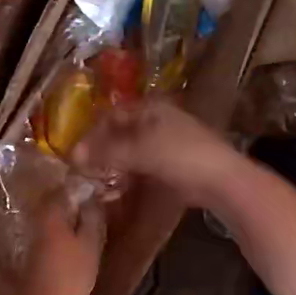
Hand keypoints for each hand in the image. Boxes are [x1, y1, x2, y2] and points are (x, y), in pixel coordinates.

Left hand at [20, 191, 106, 294]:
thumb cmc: (71, 274)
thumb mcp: (89, 243)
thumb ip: (92, 217)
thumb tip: (92, 197)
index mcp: (51, 213)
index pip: (63, 188)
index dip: (81, 185)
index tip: (99, 186)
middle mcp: (38, 222)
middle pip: (57, 203)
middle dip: (76, 201)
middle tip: (99, 202)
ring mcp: (35, 239)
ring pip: (55, 219)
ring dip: (71, 217)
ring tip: (93, 220)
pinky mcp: (36, 256)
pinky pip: (53, 234)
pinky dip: (66, 232)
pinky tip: (80, 240)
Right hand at [72, 100, 243, 203]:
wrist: (222, 180)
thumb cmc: (180, 155)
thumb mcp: (139, 151)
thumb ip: (106, 151)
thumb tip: (74, 153)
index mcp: (150, 108)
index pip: (112, 114)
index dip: (93, 132)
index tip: (75, 152)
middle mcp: (155, 120)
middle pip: (120, 132)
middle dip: (101, 149)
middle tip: (82, 168)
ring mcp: (164, 143)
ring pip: (129, 150)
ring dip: (113, 163)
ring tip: (95, 179)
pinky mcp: (170, 164)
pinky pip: (141, 165)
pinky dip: (127, 173)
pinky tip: (116, 186)